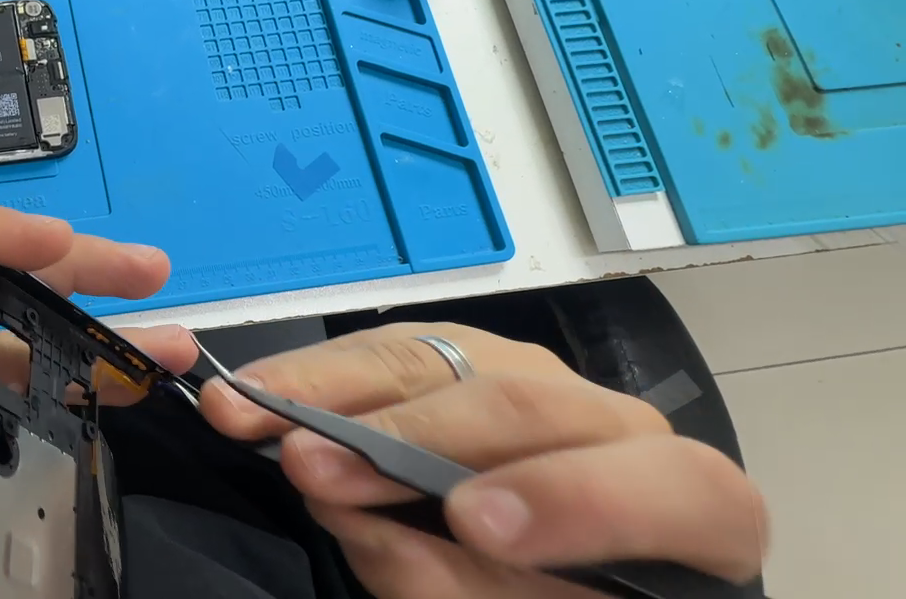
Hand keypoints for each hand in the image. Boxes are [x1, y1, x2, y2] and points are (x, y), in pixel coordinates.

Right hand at [199, 323, 768, 597]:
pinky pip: (366, 351)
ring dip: (320, 388)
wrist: (529, 546)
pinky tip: (250, 391)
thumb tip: (362, 525)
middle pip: (510, 404)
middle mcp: (598, 415)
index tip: (471, 524)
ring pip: (419, 357)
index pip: (665, 487)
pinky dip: (300, 375)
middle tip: (308, 468)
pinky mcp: (436, 351)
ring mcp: (509, 367)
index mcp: (684, 507)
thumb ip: (453, 592)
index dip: (575, 499)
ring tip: (243, 412)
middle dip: (397, 438)